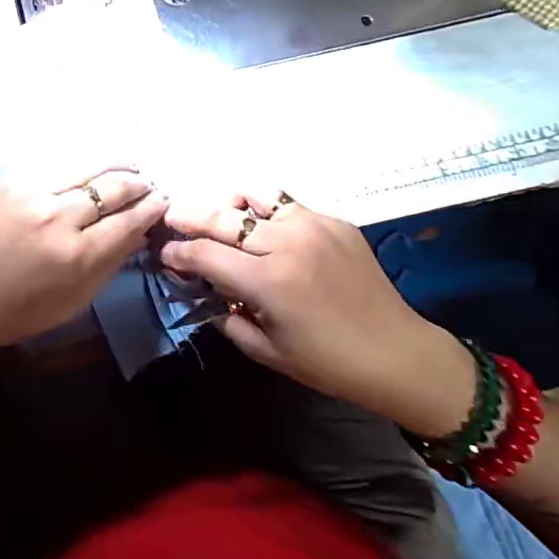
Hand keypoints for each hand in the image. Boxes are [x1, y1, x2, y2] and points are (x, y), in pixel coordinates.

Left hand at [0, 164, 168, 376]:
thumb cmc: (17, 312)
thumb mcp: (74, 300)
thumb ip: (111, 261)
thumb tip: (140, 228)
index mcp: (76, 256)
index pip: (130, 219)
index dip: (153, 207)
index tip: (165, 201)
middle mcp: (58, 217)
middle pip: (115, 186)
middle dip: (140, 183)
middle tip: (151, 185)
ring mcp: (33, 191)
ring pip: (91, 165)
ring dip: (118, 164)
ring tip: (132, 166)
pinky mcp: (14, 178)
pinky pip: (62, 162)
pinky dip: (86, 164)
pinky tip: (96, 167)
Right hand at [159, 193, 477, 437]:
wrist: (394, 351)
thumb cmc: (327, 363)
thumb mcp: (265, 350)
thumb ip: (225, 316)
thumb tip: (201, 289)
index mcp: (268, 281)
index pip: (205, 254)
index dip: (178, 253)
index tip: (164, 254)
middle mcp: (288, 242)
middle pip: (224, 216)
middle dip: (190, 217)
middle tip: (172, 219)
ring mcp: (315, 225)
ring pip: (257, 195)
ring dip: (231, 204)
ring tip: (222, 217)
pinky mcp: (336, 221)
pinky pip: (290, 205)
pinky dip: (269, 213)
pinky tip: (267, 231)